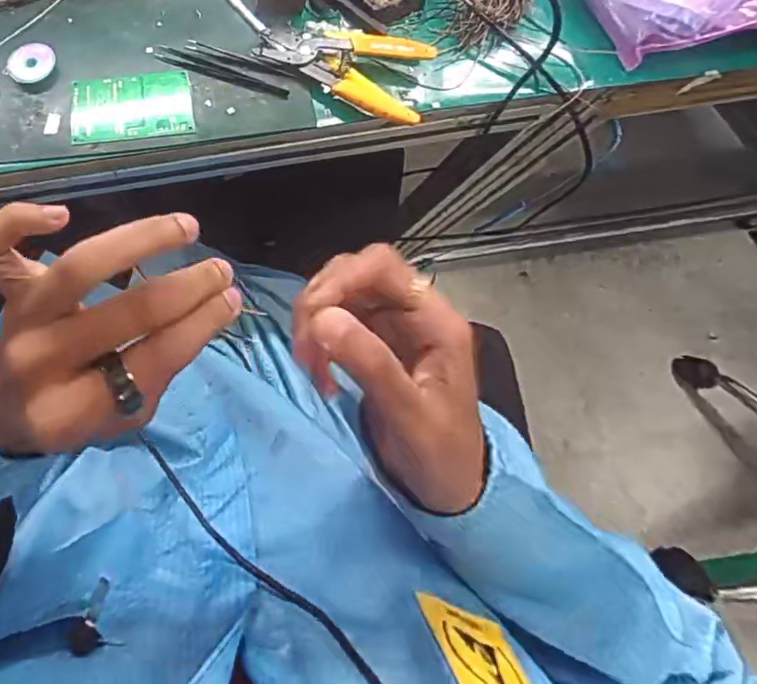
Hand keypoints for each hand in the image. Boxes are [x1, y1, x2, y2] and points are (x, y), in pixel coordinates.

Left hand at [0, 203, 240, 455]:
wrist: (4, 406)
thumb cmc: (72, 409)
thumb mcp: (120, 414)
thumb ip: (158, 368)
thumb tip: (211, 307)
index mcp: (71, 410)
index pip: (147, 364)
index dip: (196, 328)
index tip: (230, 301)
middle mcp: (40, 360)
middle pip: (118, 315)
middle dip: (180, 290)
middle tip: (220, 271)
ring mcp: (19, 318)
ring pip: (75, 268)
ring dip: (137, 241)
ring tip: (183, 227)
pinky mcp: (4, 290)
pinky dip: (18, 220)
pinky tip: (62, 214)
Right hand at [292, 245, 485, 513]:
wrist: (450, 491)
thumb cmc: (442, 456)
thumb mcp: (410, 415)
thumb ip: (372, 364)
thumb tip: (323, 319)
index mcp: (434, 320)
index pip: (382, 266)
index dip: (341, 277)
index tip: (314, 315)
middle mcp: (409, 312)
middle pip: (351, 272)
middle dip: (319, 301)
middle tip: (306, 347)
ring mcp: (387, 323)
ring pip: (335, 293)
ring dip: (311, 321)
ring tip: (311, 363)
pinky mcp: (367, 338)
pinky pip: (329, 318)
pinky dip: (312, 336)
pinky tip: (316, 367)